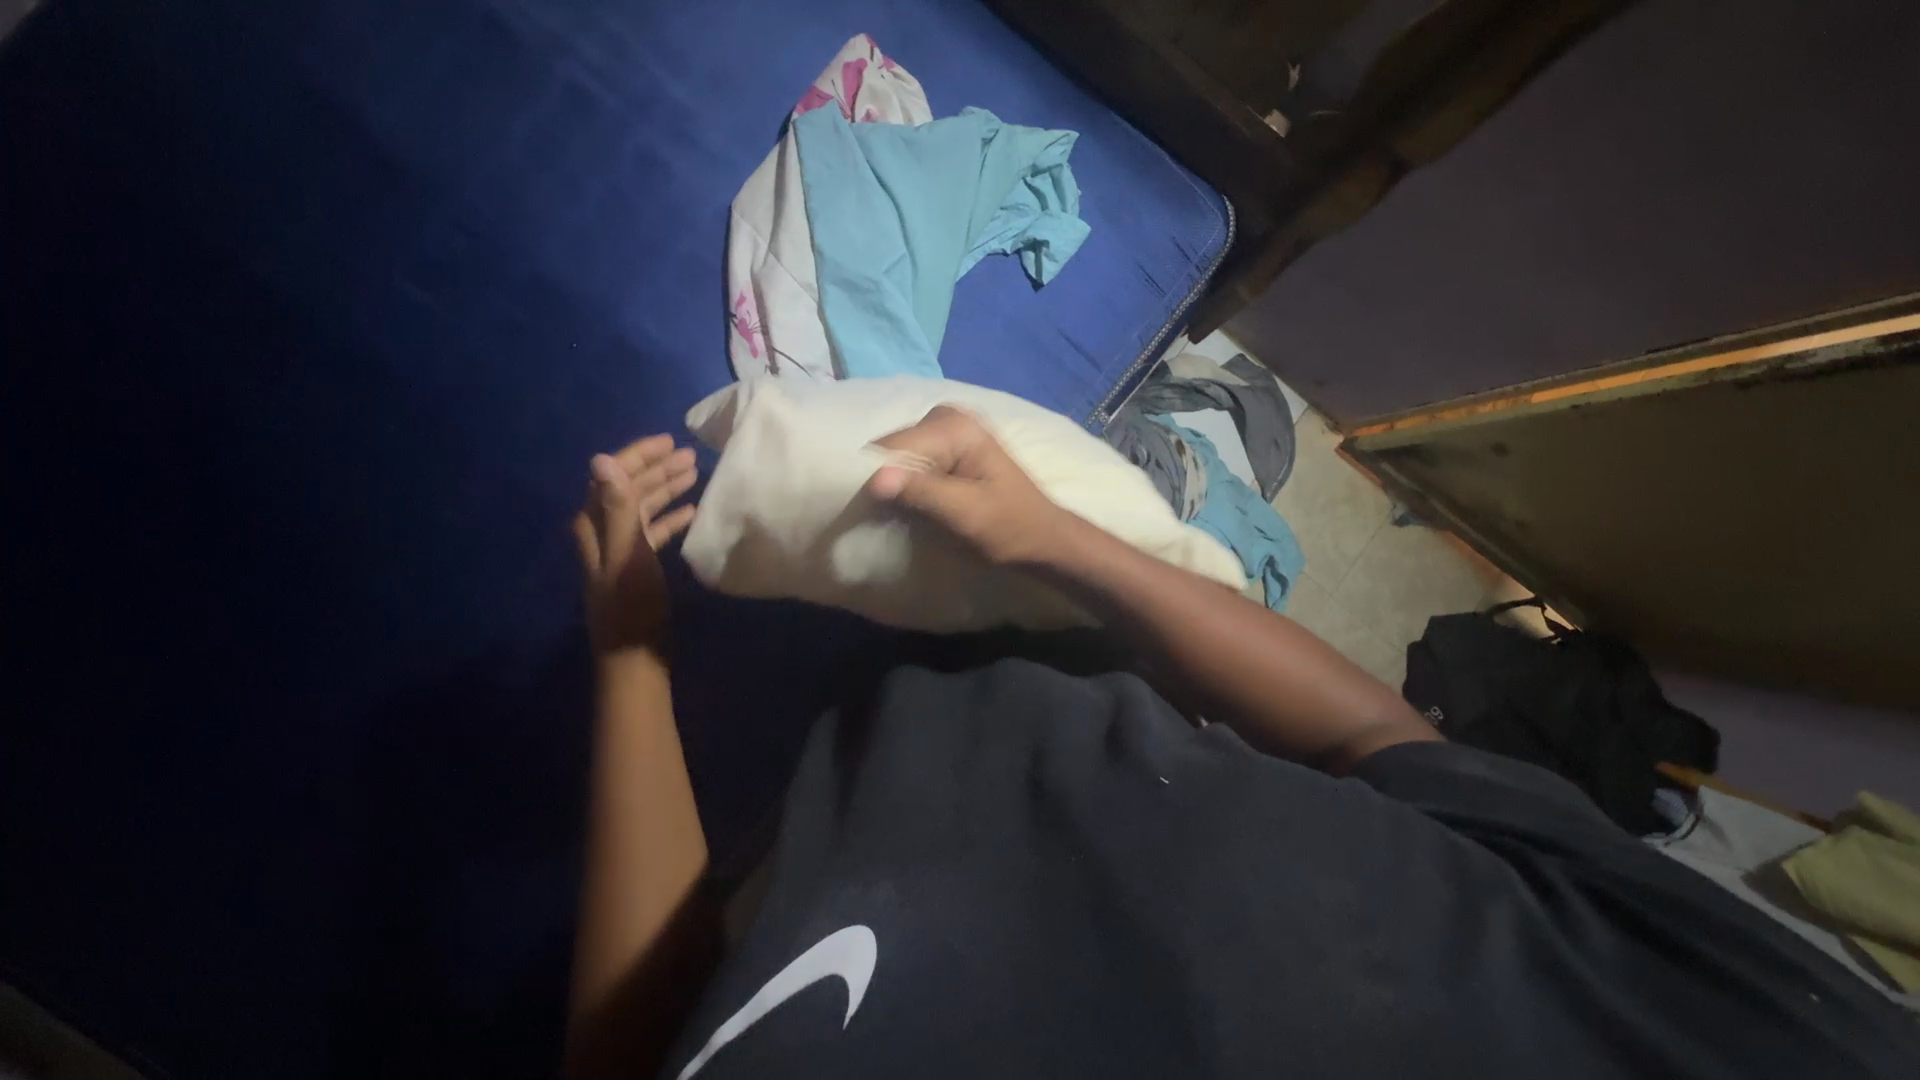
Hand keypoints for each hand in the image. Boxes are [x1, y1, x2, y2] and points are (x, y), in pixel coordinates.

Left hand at [572, 435, 697, 658]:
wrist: (633, 658)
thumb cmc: (632, 606)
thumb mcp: (628, 554)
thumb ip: (618, 508)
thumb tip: (602, 459)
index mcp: (595, 525)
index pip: (613, 476)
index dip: (639, 455)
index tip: (669, 440)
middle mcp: (604, 532)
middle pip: (630, 489)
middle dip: (657, 469)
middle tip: (690, 455)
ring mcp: (622, 550)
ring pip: (644, 507)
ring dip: (666, 489)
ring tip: (695, 473)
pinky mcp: (638, 567)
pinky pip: (655, 531)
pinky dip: (672, 517)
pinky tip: (693, 512)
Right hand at [865, 405, 1074, 567]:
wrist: (1043, 539)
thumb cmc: (1011, 528)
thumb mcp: (966, 513)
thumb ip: (923, 492)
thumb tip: (876, 479)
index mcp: (954, 425)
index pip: (892, 447)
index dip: (876, 478)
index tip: (872, 513)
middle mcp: (946, 416)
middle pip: (891, 448)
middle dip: (884, 480)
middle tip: (886, 516)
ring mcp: (946, 430)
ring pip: (896, 457)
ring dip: (893, 485)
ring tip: (898, 513)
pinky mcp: (946, 448)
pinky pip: (910, 463)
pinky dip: (905, 485)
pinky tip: (910, 506)